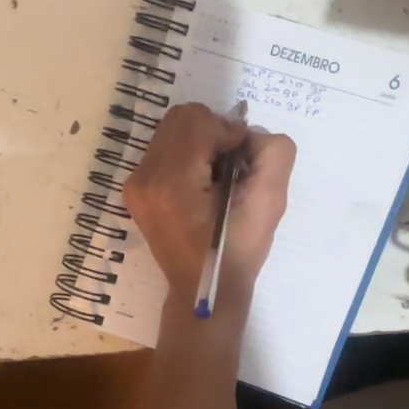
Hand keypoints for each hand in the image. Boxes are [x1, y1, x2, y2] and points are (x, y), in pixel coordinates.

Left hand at [124, 103, 296, 313]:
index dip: (228, 132)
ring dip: (200, 142)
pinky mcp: (135, 190)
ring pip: (171, 131)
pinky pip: (164, 149)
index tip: (242, 161)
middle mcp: (145, 178)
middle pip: (181, 118)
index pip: (198, 121)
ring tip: (216, 177)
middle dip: (212, 132)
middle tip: (231, 165)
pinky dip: (187, 155)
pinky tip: (201, 185)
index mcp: (173, 183)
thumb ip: (273, 154)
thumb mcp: (271, 202)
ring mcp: (135, 184)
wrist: (205, 289)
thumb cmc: (238, 251)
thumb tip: (248, 137)